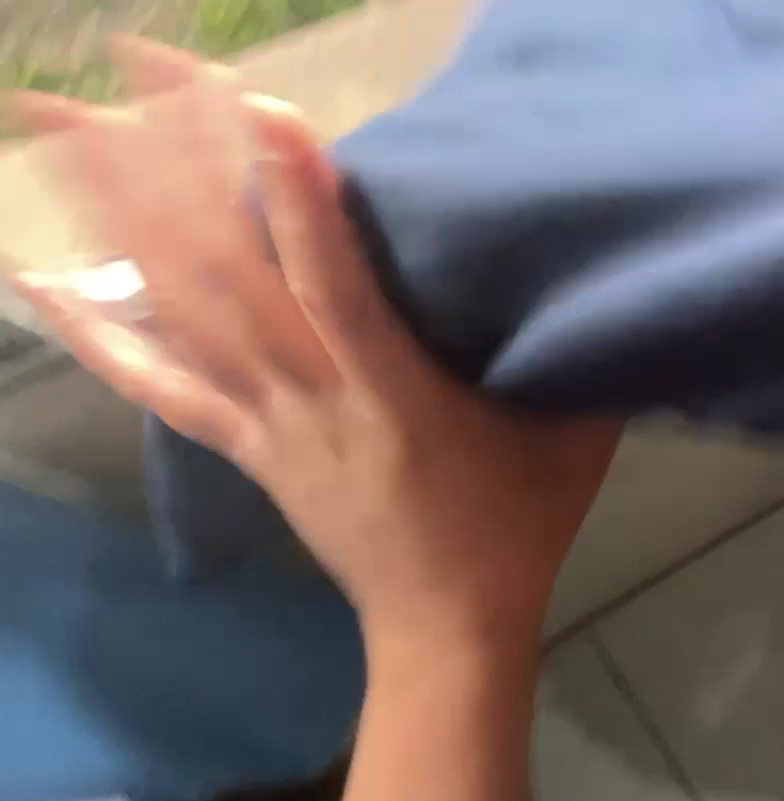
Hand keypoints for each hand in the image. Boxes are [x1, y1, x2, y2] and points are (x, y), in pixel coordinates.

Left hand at [9, 40, 618, 645]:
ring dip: (120, 216)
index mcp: (402, 402)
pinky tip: (39, 279)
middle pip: (232, 280)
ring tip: (61, 125)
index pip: (337, 289)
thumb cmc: (520, 531)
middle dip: (180, 169)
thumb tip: (600, 316)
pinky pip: (165, 387)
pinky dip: (100, 332)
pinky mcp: (252, 450)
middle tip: (129, 68)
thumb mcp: (577, 454)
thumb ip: (585, 383)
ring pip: (183, 314)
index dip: (301, 203)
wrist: (450, 621)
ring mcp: (273, 426)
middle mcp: (318, 402)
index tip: (266, 112)